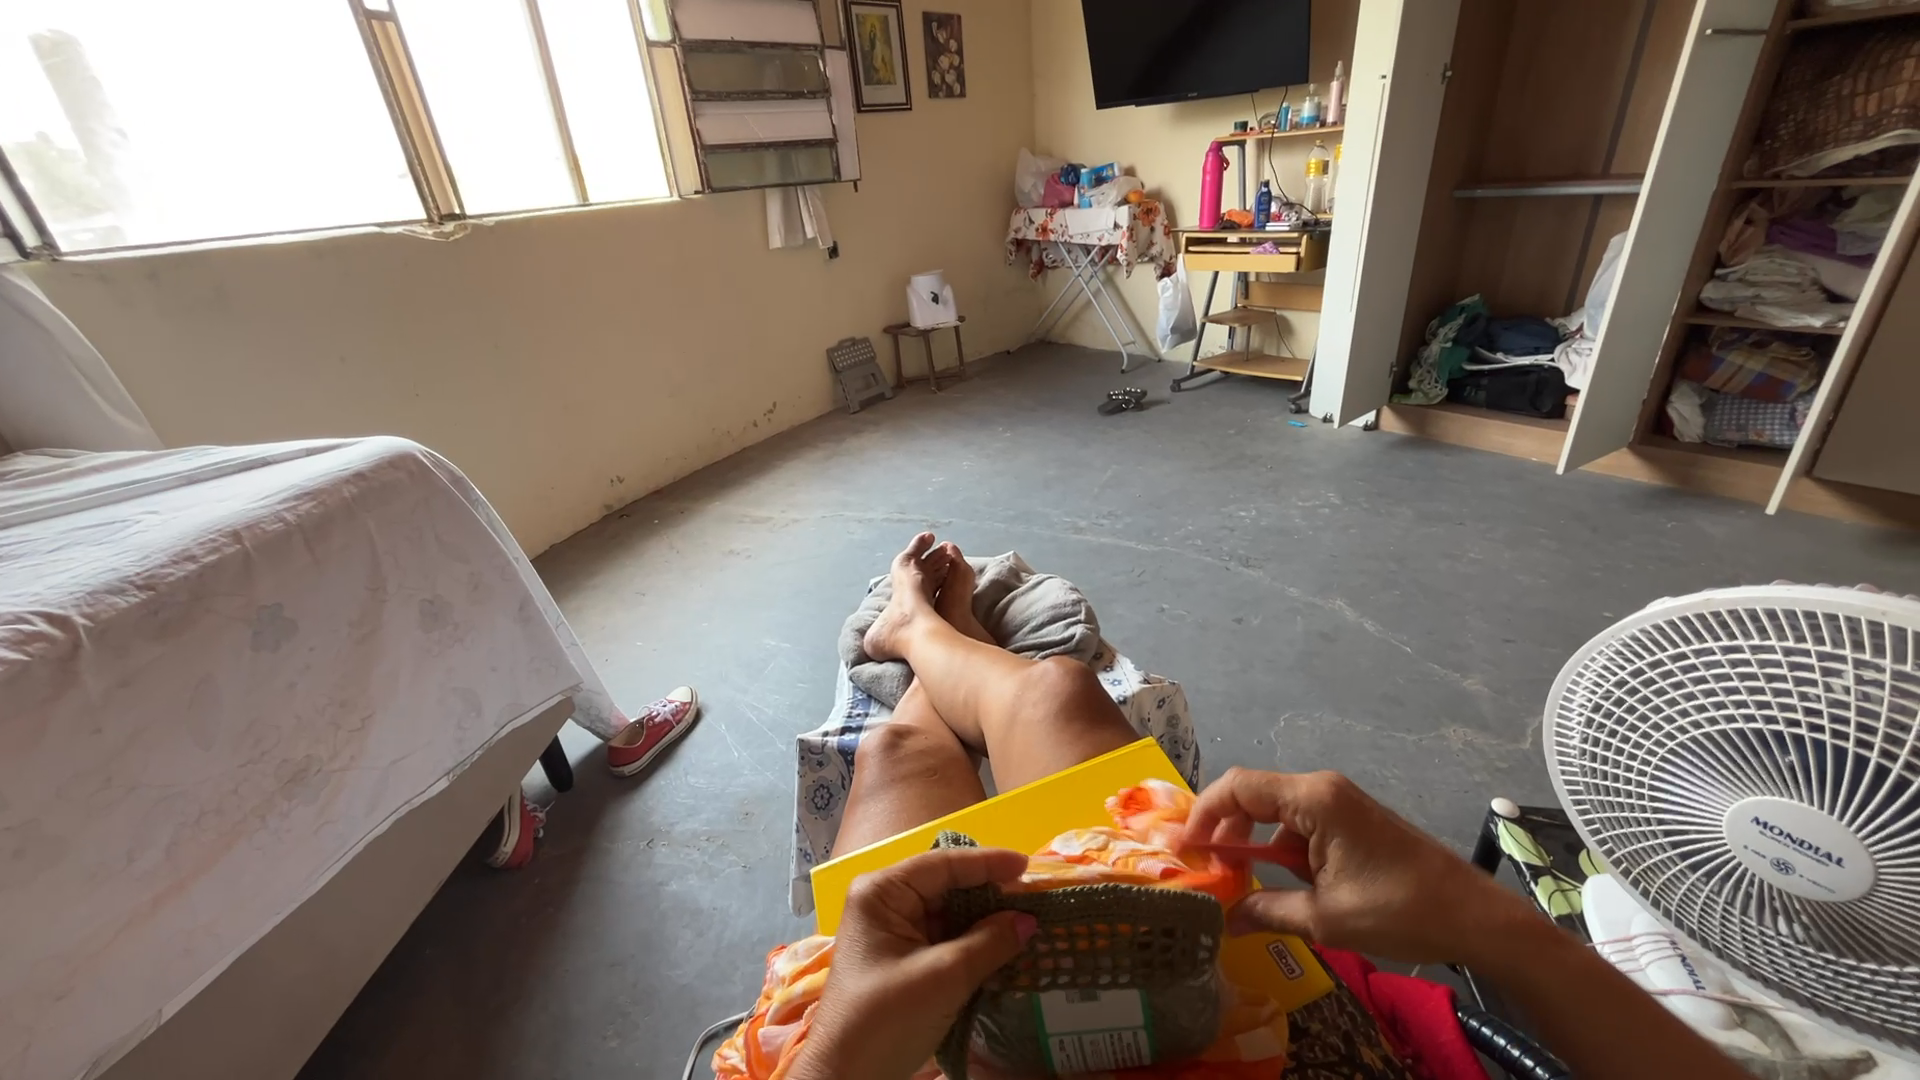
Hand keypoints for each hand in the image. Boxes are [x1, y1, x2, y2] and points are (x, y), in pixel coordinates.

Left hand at [792, 848, 1038, 1079]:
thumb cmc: (886, 1020)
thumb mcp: (944, 977)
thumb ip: (989, 942)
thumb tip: (1030, 919)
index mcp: (882, 892)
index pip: (942, 865)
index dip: (987, 862)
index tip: (1027, 864)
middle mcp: (884, 901)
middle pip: (945, 885)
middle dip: (988, 892)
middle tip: (1032, 896)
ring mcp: (891, 930)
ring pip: (947, 912)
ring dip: (984, 918)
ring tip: (1026, 917)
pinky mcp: (900, 958)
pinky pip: (943, 937)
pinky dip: (972, 940)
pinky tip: (1002, 944)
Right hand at [1183, 767, 1532, 964]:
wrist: (1480, 920)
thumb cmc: (1401, 911)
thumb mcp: (1326, 918)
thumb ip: (1267, 911)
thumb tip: (1224, 920)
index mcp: (1313, 798)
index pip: (1238, 787)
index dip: (1204, 813)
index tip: (1183, 847)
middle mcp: (1321, 788)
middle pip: (1251, 793)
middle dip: (1222, 827)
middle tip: (1202, 864)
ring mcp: (1338, 802)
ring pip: (1273, 810)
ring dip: (1249, 840)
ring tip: (1231, 876)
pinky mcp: (1350, 819)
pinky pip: (1297, 823)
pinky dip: (1277, 846)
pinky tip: (1273, 879)